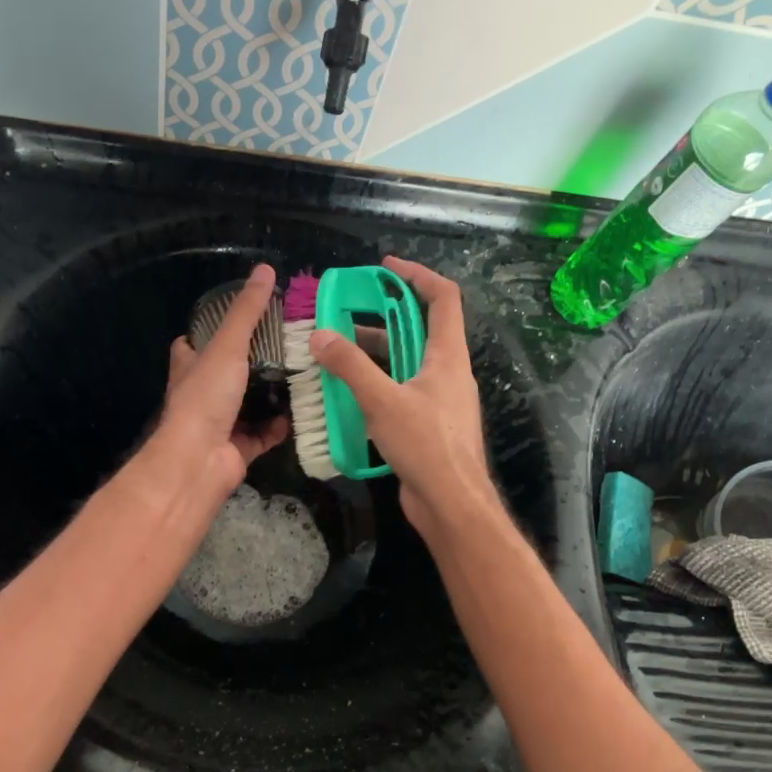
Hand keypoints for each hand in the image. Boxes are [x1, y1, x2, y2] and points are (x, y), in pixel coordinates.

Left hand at [148, 263, 288, 493]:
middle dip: (251, 363)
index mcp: (190, 369)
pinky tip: (301, 411)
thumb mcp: (227, 346)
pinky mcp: (238, 448)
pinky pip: (263, 434)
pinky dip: (280, 425)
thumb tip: (265, 270)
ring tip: (301, 374)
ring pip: (248, 405)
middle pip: (225, 374)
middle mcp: (202, 396)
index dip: (207, 332)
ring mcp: (220, 424)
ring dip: (270, 395)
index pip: (191, 345)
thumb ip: (247, 312)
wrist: (199, 460)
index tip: (235, 319)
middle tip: (286, 345)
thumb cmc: (205, 398)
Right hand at [307, 257, 500, 537]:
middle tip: (346, 313)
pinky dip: (380, 386)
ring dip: (377, 355)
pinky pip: (404, 394)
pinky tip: (351, 396)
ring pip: (409, 365)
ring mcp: (440, 401)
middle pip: (420, 331)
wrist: (450, 502)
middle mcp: (448, 373)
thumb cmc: (425, 445)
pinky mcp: (430, 426)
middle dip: (384, 318)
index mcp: (448, 356)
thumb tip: (321, 336)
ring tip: (339, 353)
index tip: (384, 269)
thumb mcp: (382, 400)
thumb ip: (350, 366)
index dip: (416, 276)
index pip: (442, 298)